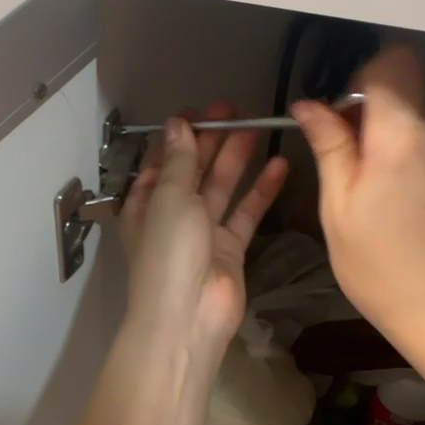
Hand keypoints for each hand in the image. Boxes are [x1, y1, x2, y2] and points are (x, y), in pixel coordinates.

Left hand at [121, 102, 288, 356]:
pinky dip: (260, 190)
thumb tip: (177, 123)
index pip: (160, 164)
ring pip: (220, 188)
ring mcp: (201, 234)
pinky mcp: (229, 249)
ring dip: (236, 158)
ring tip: (258, 125)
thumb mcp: (169, 198)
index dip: (178, 137)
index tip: (199, 110)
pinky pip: (245, 213)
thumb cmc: (169, 253)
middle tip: (235, 109)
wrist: (188, 315)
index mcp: (145, 206)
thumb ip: (179, 161)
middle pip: (192, 172)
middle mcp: (170, 217)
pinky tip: (280, 164)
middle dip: (210, 141)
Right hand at [291, 48, 424, 348]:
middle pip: (404, 90)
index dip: (358, 83)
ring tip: (372, 192)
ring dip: (390, 139)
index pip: (389, 66)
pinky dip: (411, 157)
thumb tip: (310, 106)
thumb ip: (330, 147)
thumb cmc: (377, 267)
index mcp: (402, 138)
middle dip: (370, 115)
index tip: (338, 120)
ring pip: (418, 118)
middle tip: (345, 166)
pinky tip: (399, 202)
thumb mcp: (337, 208)